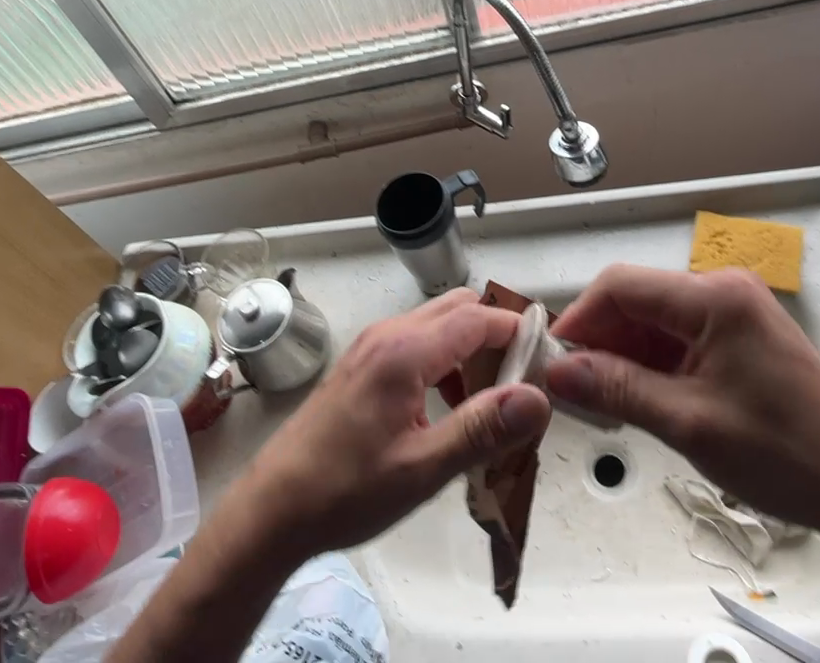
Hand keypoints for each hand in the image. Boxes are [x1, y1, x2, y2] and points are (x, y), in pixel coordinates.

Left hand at [229, 288, 552, 561]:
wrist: (272, 510)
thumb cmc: (344, 491)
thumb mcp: (422, 468)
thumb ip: (482, 429)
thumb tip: (538, 398)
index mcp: (403, 350)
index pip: (479, 317)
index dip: (519, 334)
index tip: (547, 367)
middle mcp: (387, 335)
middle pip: (459, 309)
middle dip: (496, 338)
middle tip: (517, 389)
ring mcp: (370, 348)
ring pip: (437, 326)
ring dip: (469, 352)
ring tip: (485, 408)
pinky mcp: (361, 367)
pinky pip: (416, 344)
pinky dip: (444, 363)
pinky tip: (445, 412)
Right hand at [545, 264, 819, 538]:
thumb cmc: (784, 454)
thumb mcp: (689, 423)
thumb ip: (617, 389)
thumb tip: (554, 371)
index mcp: (714, 297)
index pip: (620, 286)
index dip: (579, 320)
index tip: (550, 363)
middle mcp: (722, 291)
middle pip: (635, 302)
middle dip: (599, 342)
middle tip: (573, 392)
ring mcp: (734, 314)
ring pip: (652, 323)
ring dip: (622, 358)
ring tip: (602, 404)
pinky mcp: (740, 339)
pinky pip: (677, 341)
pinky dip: (650, 367)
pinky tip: (637, 400)